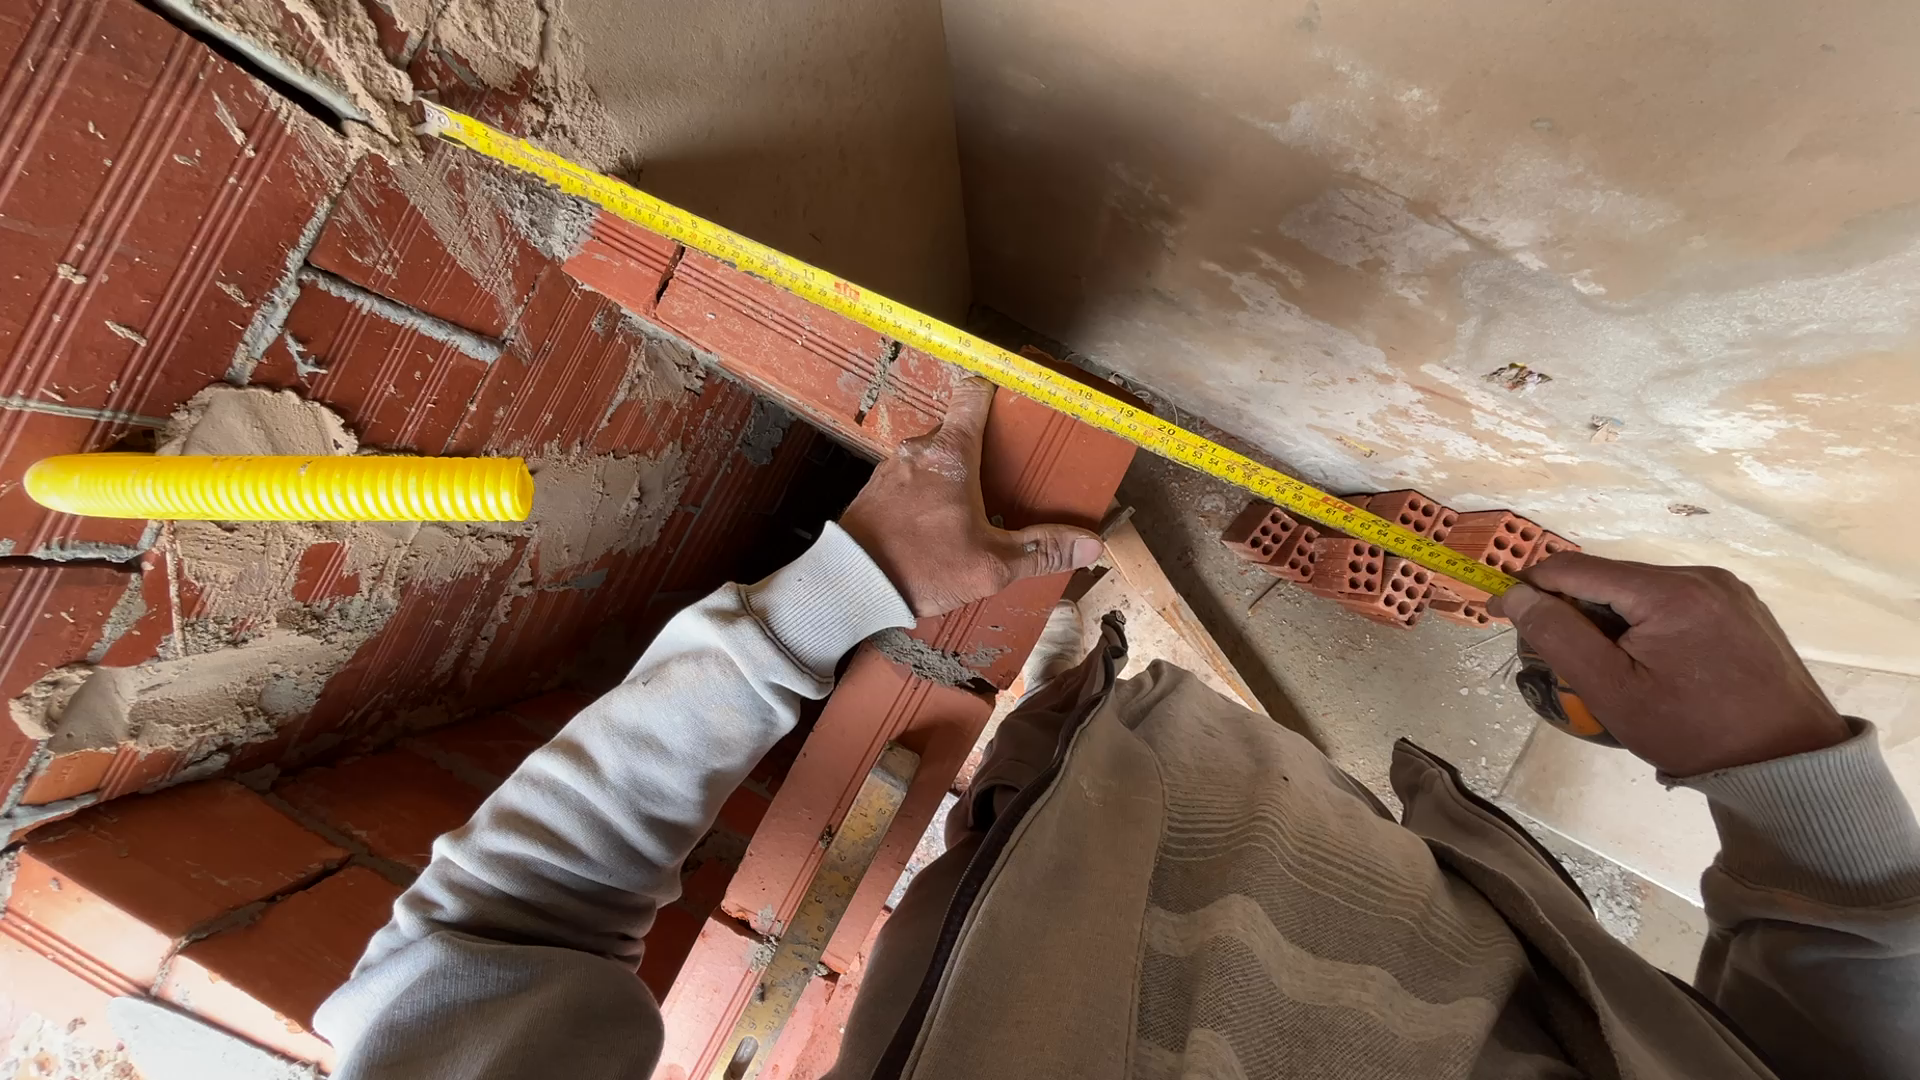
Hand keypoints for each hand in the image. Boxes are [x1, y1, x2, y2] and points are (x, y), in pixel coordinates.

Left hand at [838, 378, 1104, 616]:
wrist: (849, 586)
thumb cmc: (920, 567)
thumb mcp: (992, 565)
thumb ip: (1042, 551)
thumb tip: (1091, 544)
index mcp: (950, 452)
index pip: (974, 394)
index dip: (997, 389)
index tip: (1016, 399)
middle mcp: (918, 449)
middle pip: (958, 428)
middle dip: (983, 445)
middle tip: (1007, 471)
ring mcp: (891, 468)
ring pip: (932, 455)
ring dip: (954, 470)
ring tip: (976, 502)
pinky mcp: (874, 490)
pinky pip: (911, 477)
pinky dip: (929, 488)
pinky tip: (939, 521)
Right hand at [1489, 553, 1847, 775]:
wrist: (1790, 767)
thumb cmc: (1690, 729)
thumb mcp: (1607, 687)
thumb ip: (1555, 632)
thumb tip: (1514, 594)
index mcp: (1668, 592)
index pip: (1570, 568)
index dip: (1526, 587)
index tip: (1497, 612)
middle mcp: (1700, 578)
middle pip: (1602, 577)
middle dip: (1566, 606)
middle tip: (1552, 651)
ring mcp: (1725, 591)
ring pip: (1631, 589)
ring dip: (1600, 615)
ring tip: (1597, 660)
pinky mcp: (1737, 609)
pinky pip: (1664, 601)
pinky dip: (1635, 621)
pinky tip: (1638, 657)